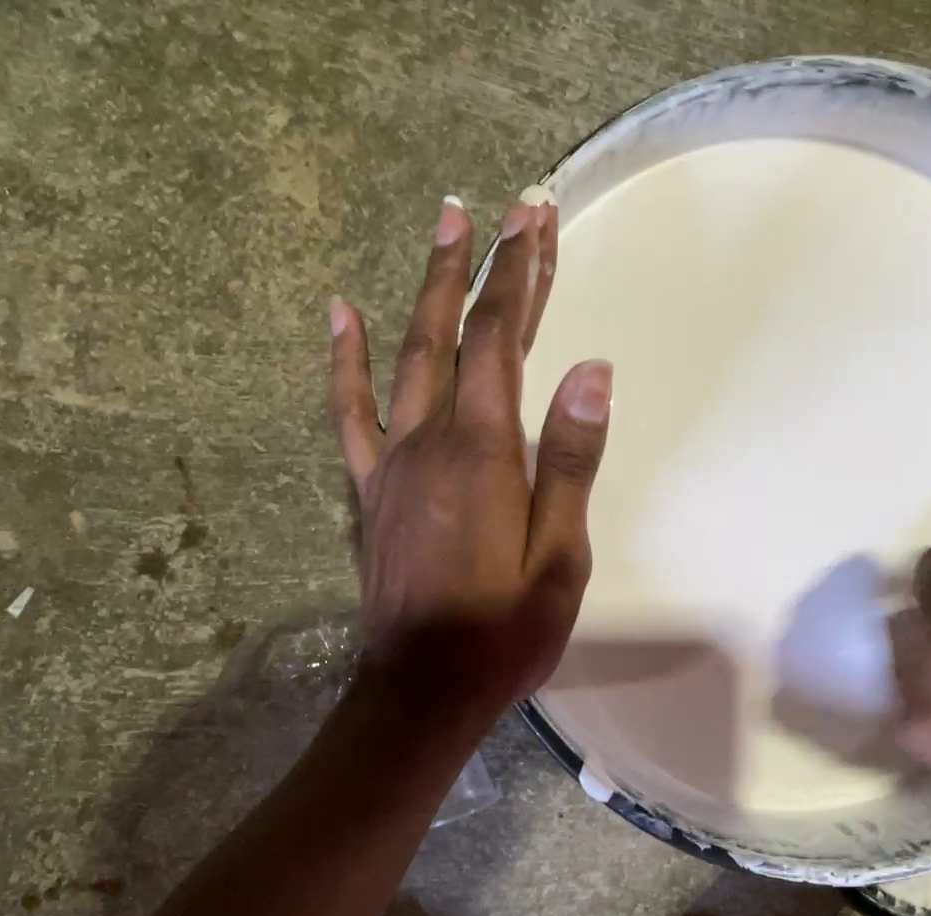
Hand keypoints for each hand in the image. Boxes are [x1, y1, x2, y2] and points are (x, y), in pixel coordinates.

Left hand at [329, 196, 611, 727]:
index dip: (519, 276)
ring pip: (410, 357)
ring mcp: (392, 461)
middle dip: (484, 268)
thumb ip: (570, 460)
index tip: (536, 221)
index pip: (500, 340)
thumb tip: (592, 369)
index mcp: (482, 453)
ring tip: (445, 228)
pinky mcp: (372, 488)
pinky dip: (344, 360)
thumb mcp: (559, 556)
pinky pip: (351, 414)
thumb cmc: (504, 631)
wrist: (424, 690)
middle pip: (456, 334)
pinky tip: (338, 313)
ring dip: (428, 290)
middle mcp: (429, 440)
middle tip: (506, 209)